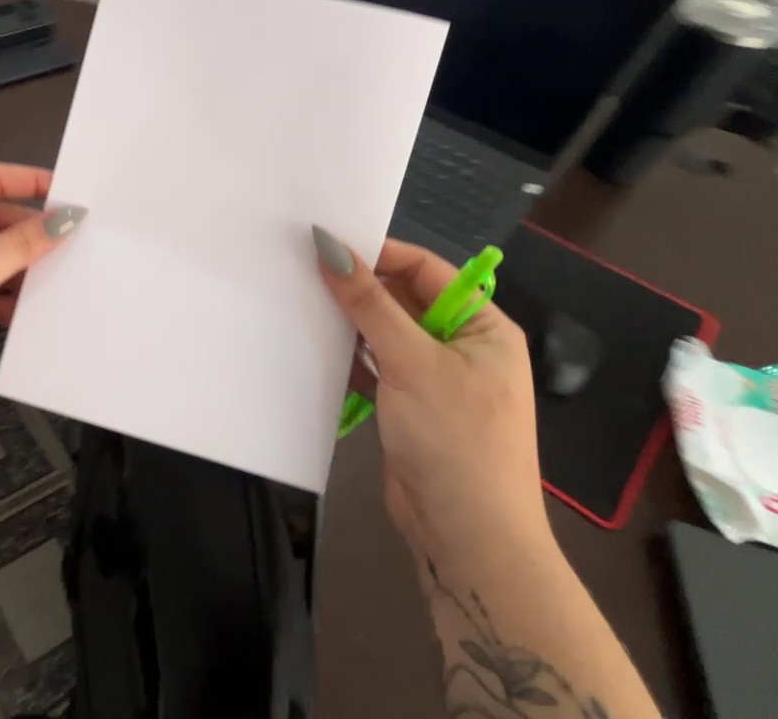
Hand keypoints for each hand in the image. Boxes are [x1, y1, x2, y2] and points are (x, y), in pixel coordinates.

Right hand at [313, 229, 549, 561]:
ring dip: (346, 320)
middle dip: (356, 286)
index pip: (426, 270)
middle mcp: (460, 345)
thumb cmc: (455, 438)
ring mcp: (432, 377)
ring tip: (295, 297)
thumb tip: (328, 244)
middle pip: (401, 298)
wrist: (467, 533)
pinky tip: (309, 342)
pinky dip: (345, 354)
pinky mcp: (406, 404)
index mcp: (483, 326)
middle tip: (299, 267)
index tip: (324, 244)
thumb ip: (368, 303)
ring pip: (382, 332)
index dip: (378, 253)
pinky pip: (371, 364)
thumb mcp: (412, 362)